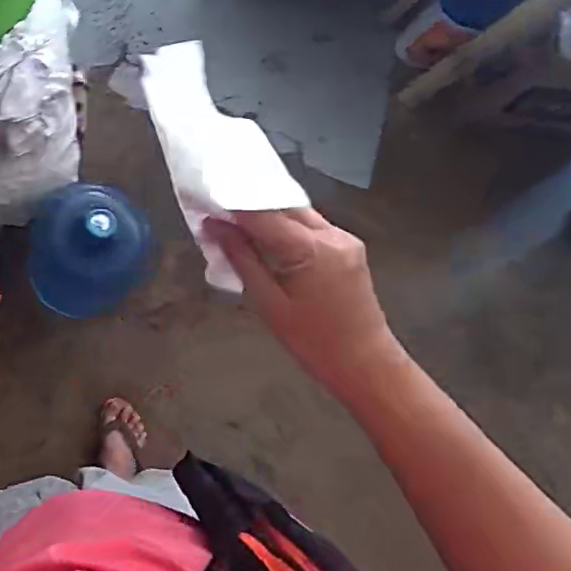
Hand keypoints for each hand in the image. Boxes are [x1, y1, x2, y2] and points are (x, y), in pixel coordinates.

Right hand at [206, 210, 404, 395]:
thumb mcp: (268, 302)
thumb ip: (241, 258)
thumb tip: (215, 227)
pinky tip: (266, 239)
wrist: (365, 363)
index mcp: (311, 249)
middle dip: (249, 207)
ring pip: (298, 213)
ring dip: (268, 216)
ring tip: (237, 227)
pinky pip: (310, 226)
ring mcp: (345, 239)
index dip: (231, 208)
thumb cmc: (313, 341)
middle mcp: (332, 235)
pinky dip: (286, 227)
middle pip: (283, 206)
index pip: (263, 214)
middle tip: (217, 216)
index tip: (205, 208)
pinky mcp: (348, 247)